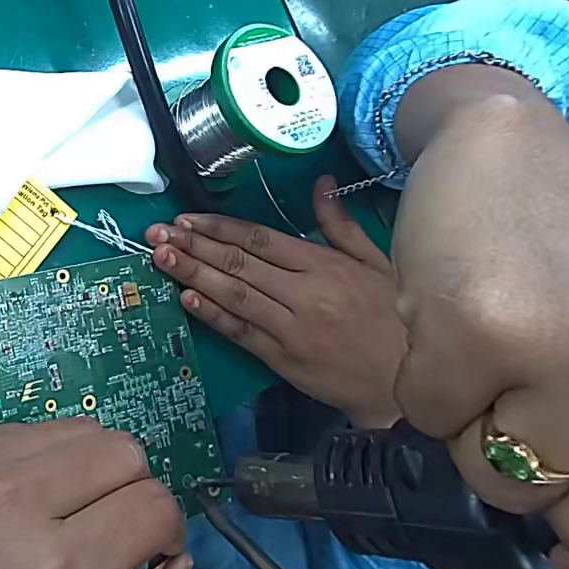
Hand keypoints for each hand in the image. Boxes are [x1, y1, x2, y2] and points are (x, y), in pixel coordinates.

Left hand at [0, 419, 190, 568]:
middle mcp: (22, 494)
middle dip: (135, 492)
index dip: (166, 533)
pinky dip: (55, 458)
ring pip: (90, 429)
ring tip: (68, 510)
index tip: (145, 555)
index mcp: (52, 565)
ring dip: (97, 468)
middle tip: (108, 530)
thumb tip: (173, 555)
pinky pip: (45, 429)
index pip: (155, 507)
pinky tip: (29, 496)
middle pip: (128, 452)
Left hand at [143, 178, 406, 425]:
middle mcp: (303, 292)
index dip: (219, 227)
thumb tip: (321, 182)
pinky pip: (241, 332)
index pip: (259, 239)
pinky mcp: (282, 359)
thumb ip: (340, 224)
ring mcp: (290, 327)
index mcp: (323, 264)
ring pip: (233, 294)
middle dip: (194, 245)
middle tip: (157, 233)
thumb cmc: (395, 317)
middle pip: (238, 263)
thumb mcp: (376, 262)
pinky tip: (186, 298)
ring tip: (161, 258)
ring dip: (193, 274)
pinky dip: (212, 315)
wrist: (410, 386)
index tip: (186, 218)